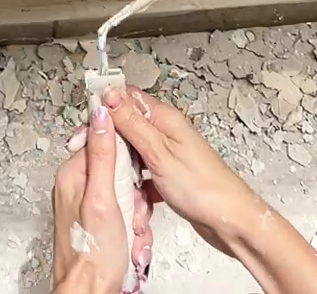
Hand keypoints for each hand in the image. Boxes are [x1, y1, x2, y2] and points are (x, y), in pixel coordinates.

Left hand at [52, 103, 135, 293]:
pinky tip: (131, 243)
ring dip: (137, 214)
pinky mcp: (99, 224)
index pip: (103, 140)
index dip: (125, 155)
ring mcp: (88, 206)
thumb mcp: (103, 197)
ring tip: (132, 231)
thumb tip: (101, 114)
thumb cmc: (92, 255)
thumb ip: (103, 154)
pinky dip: (133, 229)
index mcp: (73, 173)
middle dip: (134, 193)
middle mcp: (77, 186)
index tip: (134, 170)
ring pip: (126, 194)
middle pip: (119, 169)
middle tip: (133, 210)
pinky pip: (125, 214)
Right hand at [102, 87, 268, 257]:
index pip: (124, 99)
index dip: (102, 108)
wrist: (230, 222)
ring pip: (131, 152)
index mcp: (162, 117)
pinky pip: (141, 173)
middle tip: (92, 158)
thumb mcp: (159, 153)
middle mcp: (164, 131)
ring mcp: (166, 153)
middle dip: (107, 142)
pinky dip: (135, 184)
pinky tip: (133, 197)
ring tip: (113, 180)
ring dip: (121, 165)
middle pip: (125, 126)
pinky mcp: (168, 174)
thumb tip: (110, 94)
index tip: (85, 124)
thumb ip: (132, 123)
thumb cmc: (203, 188)